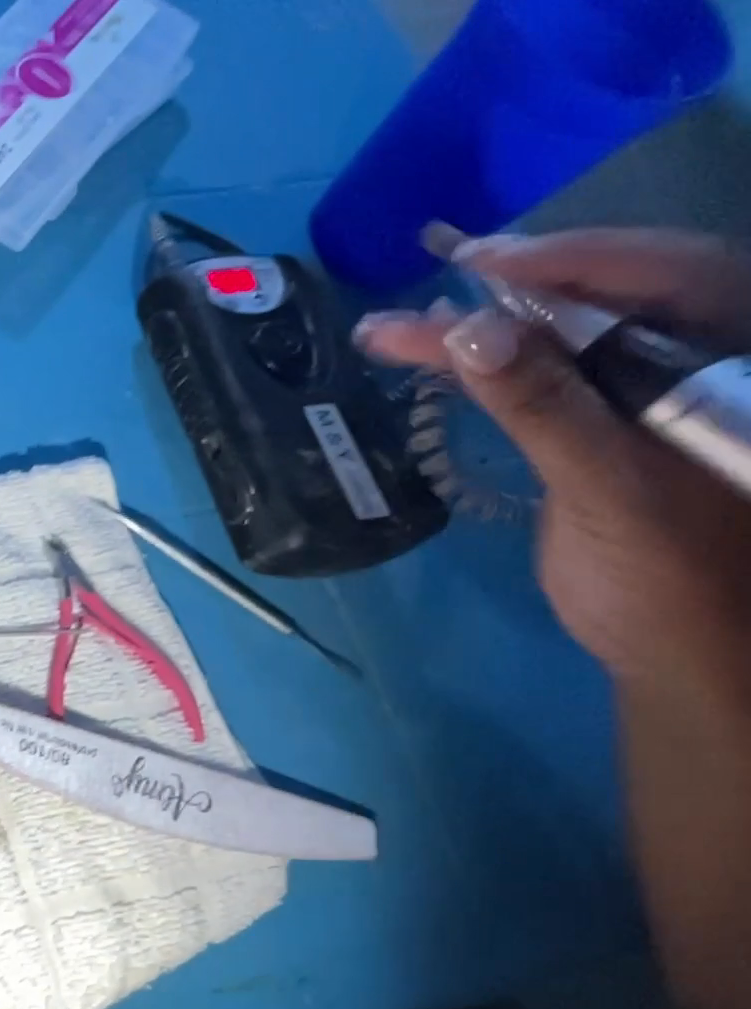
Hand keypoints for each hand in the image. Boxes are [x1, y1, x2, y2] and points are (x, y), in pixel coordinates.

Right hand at [356, 228, 750, 687]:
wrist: (672, 651)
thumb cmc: (673, 577)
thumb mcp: (611, 488)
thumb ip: (546, 407)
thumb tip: (472, 331)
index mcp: (734, 363)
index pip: (670, 275)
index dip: (578, 258)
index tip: (486, 260)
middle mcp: (697, 362)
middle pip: (604, 298)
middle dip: (513, 287)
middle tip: (435, 278)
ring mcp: (643, 394)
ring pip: (557, 338)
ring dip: (474, 329)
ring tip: (390, 328)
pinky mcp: (594, 426)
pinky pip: (535, 376)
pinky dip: (477, 364)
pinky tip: (429, 351)